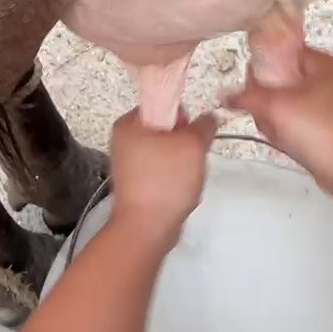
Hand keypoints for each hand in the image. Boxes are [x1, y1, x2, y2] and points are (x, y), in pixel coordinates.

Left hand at [106, 109, 217, 250]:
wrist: (146, 228)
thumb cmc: (166, 179)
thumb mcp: (193, 145)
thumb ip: (204, 125)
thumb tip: (209, 118)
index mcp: (128, 123)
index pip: (161, 103)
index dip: (182, 116)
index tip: (192, 134)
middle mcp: (123, 140)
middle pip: (165, 128)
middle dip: (184, 141)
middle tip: (192, 156)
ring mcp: (128, 163)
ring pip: (166, 150)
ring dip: (182, 160)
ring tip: (188, 176)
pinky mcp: (135, 183)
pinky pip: (161, 170)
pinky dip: (174, 176)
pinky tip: (181, 188)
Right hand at [228, 45, 332, 192]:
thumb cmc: (322, 131)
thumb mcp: (276, 107)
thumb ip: (246, 96)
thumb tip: (226, 94)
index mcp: (321, 63)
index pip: (282, 49)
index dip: (262, 64)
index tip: (251, 81)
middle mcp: (326, 79)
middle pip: (281, 77)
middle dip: (266, 96)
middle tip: (262, 108)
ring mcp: (326, 103)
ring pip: (286, 101)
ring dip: (273, 115)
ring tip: (273, 127)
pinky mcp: (325, 125)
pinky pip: (295, 120)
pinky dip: (286, 129)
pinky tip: (282, 140)